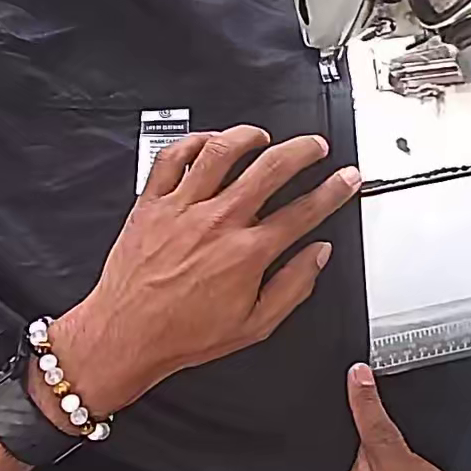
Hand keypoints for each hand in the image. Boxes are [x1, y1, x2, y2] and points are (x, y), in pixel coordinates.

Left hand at [47, 125, 359, 414]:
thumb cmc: (182, 333)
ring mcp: (182, 209)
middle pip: (270, 168)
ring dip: (248, 136)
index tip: (346, 178)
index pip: (303, 211)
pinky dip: (193, 141)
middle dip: (302, 150)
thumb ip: (293, 286)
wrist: (125, 334)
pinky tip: (207, 142)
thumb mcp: (253, 325)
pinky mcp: (151, 204)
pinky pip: (171, 158)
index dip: (333, 191)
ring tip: (262, 136)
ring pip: (221, 151)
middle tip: (314, 146)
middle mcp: (217, 223)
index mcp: (246, 253)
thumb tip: (317, 256)